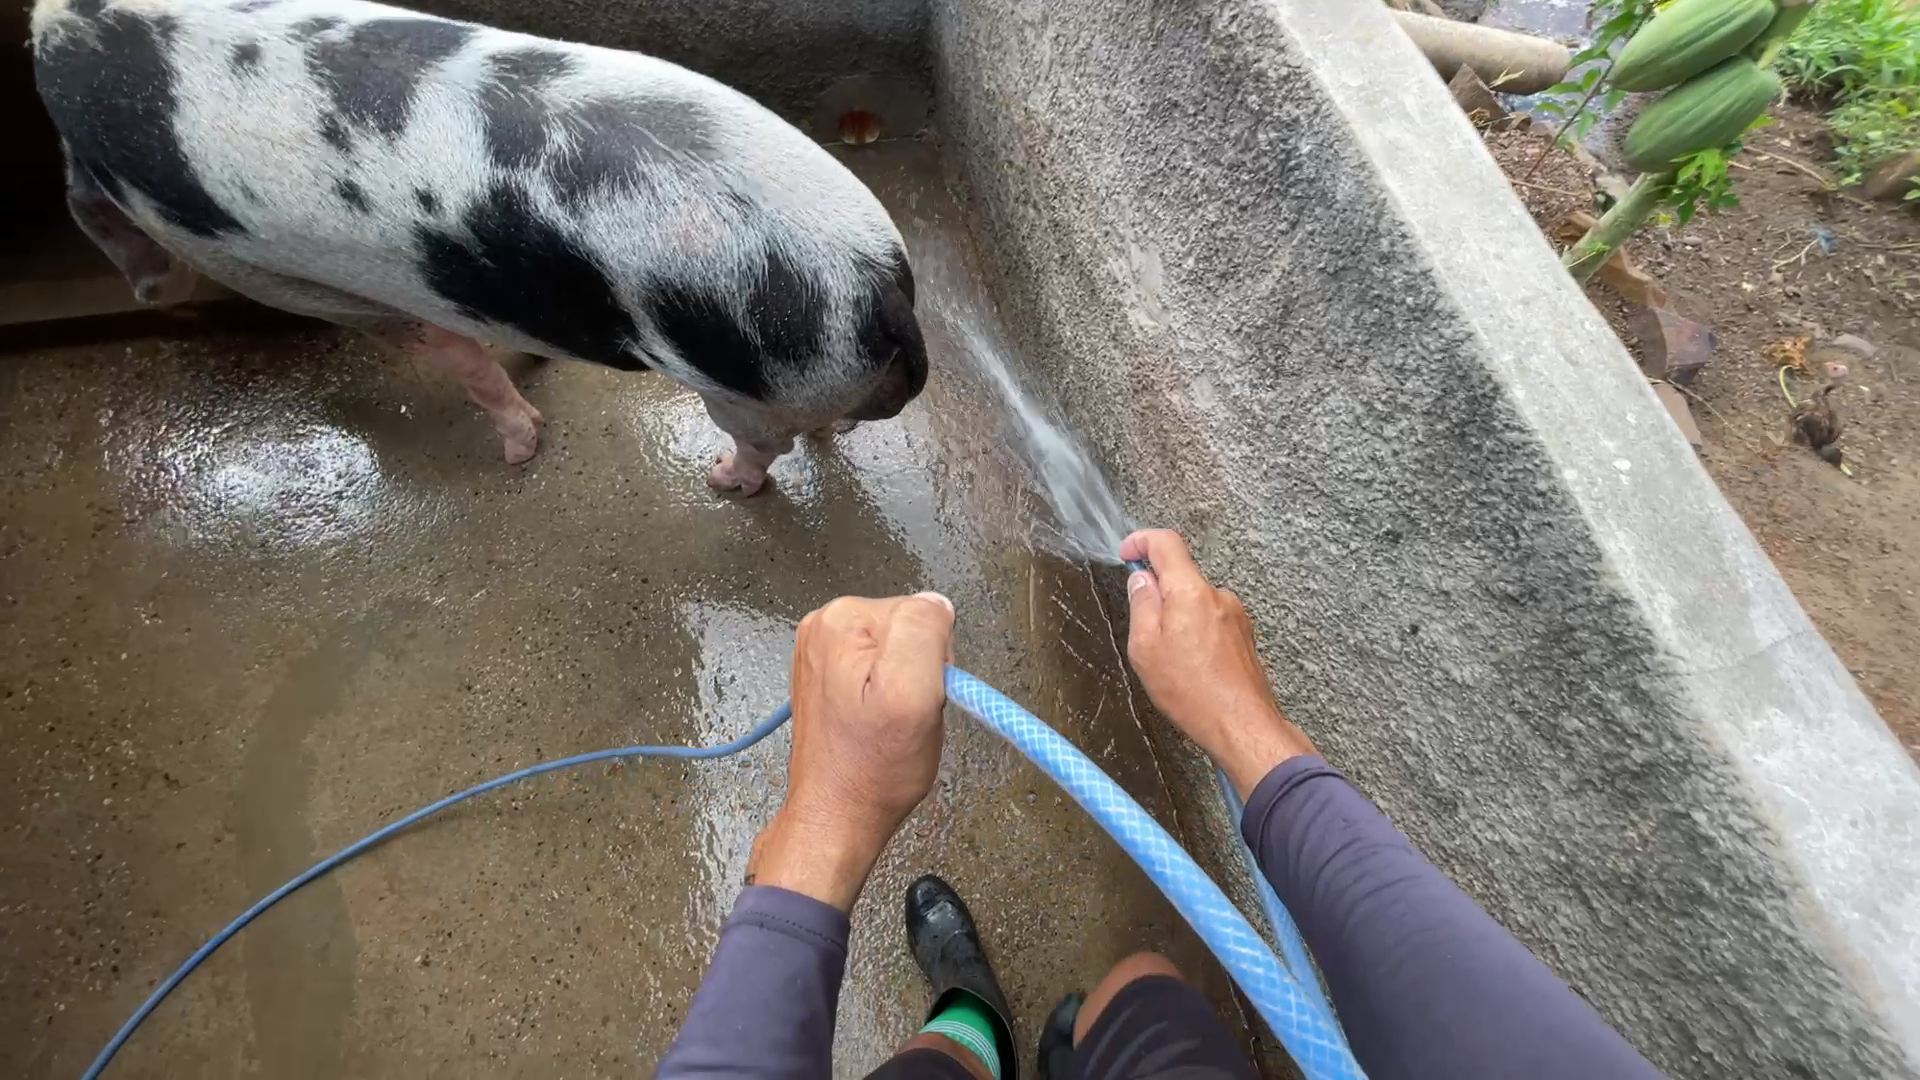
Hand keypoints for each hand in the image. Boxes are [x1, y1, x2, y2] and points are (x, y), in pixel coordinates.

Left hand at [747, 592, 955, 911]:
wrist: (835, 817)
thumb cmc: (874, 766)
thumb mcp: (913, 691)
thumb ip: (925, 630)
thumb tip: (937, 604)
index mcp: (841, 618)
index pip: (921, 612)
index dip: (934, 656)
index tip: (918, 694)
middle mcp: (824, 626)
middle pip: (907, 627)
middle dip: (919, 667)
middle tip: (905, 710)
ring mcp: (822, 652)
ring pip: (897, 650)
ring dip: (906, 682)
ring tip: (890, 719)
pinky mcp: (827, 676)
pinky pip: (879, 669)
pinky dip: (889, 693)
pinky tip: (877, 720)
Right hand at [1121, 530, 1314, 797]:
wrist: (1241, 725)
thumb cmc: (1191, 690)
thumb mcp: (1145, 646)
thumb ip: (1142, 604)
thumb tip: (1141, 579)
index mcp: (1190, 591)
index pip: (1166, 542)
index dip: (1141, 540)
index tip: (1127, 552)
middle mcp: (1217, 596)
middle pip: (1180, 573)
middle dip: (1156, 590)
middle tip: (1142, 627)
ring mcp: (1234, 616)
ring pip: (1194, 600)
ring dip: (1176, 615)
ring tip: (1167, 657)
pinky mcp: (1242, 636)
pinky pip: (1209, 619)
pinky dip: (1193, 631)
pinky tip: (1188, 665)